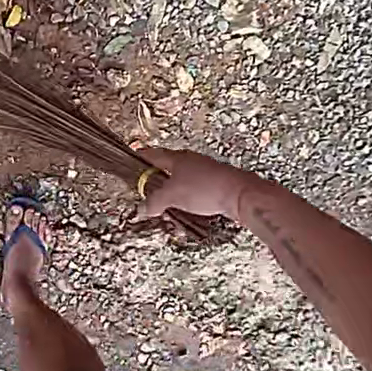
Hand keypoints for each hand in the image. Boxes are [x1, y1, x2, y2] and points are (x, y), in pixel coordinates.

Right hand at [135, 147, 255, 219]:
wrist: (239, 195)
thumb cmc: (207, 188)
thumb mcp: (172, 196)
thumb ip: (154, 202)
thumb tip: (141, 210)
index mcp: (177, 158)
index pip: (153, 154)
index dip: (141, 158)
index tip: (132, 160)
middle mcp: (191, 162)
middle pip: (166, 171)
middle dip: (156, 186)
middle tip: (147, 197)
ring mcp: (203, 174)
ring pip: (180, 185)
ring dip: (172, 199)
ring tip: (167, 212)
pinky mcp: (214, 186)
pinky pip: (193, 195)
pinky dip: (186, 205)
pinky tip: (186, 216)